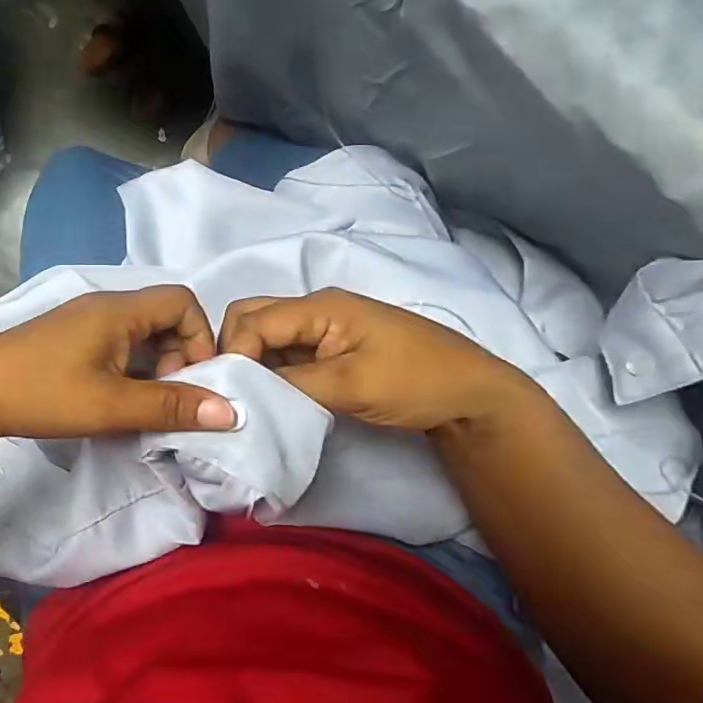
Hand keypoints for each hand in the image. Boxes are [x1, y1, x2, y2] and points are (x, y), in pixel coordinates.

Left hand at [0, 285, 236, 446]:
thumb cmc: (43, 395)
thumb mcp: (111, 406)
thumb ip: (171, 406)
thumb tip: (231, 410)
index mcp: (117, 309)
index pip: (182, 301)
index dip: (200, 337)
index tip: (191, 380)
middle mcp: (102, 305)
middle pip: (163, 316)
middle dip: (179, 354)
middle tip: (166, 396)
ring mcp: (82, 320)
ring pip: (138, 332)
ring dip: (153, 363)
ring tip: (141, 402)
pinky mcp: (67, 337)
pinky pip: (115, 341)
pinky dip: (129, 365)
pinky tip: (115, 396)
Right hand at [218, 288, 534, 432]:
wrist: (473, 395)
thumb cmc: (415, 382)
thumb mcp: (349, 386)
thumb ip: (290, 383)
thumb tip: (244, 389)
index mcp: (320, 306)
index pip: (252, 320)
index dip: (234, 352)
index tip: (229, 391)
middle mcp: (315, 307)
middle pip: (250, 316)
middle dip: (234, 348)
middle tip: (233, 388)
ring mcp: (323, 326)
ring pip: (264, 332)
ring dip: (250, 359)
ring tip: (248, 394)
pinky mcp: (330, 346)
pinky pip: (284, 349)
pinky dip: (269, 368)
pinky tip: (270, 393)